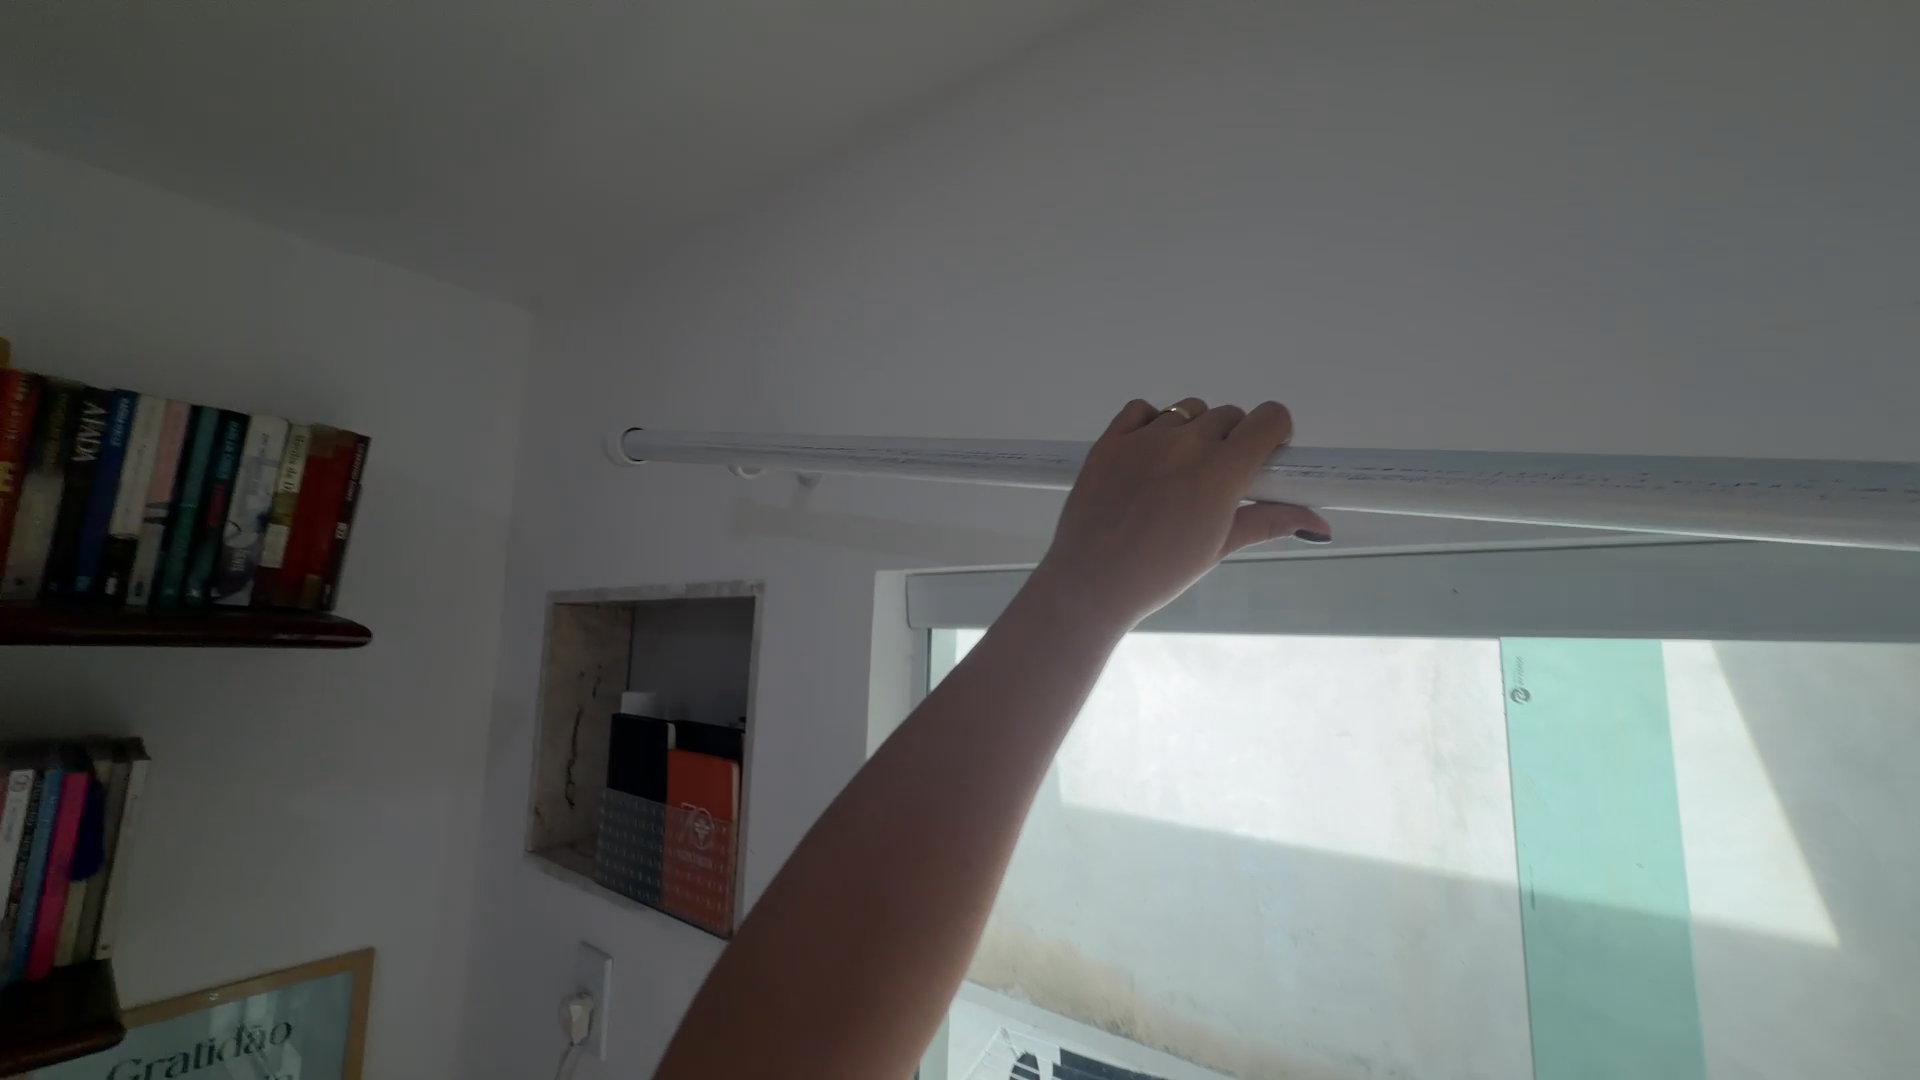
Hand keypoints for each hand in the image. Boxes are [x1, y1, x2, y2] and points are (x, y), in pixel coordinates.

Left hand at [1028, 398, 1331, 628]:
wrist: (1091, 583)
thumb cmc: (1158, 573)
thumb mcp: (1218, 547)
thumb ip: (1267, 522)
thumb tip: (1319, 524)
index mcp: (1221, 471)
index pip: (1268, 419)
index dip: (1274, 432)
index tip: (1265, 452)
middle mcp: (1184, 445)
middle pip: (1227, 416)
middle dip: (1231, 440)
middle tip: (1216, 476)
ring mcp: (1143, 440)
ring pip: (1185, 411)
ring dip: (1191, 431)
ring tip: (1178, 470)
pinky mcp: (1108, 442)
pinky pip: (1140, 410)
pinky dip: (1149, 423)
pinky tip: (1147, 453)